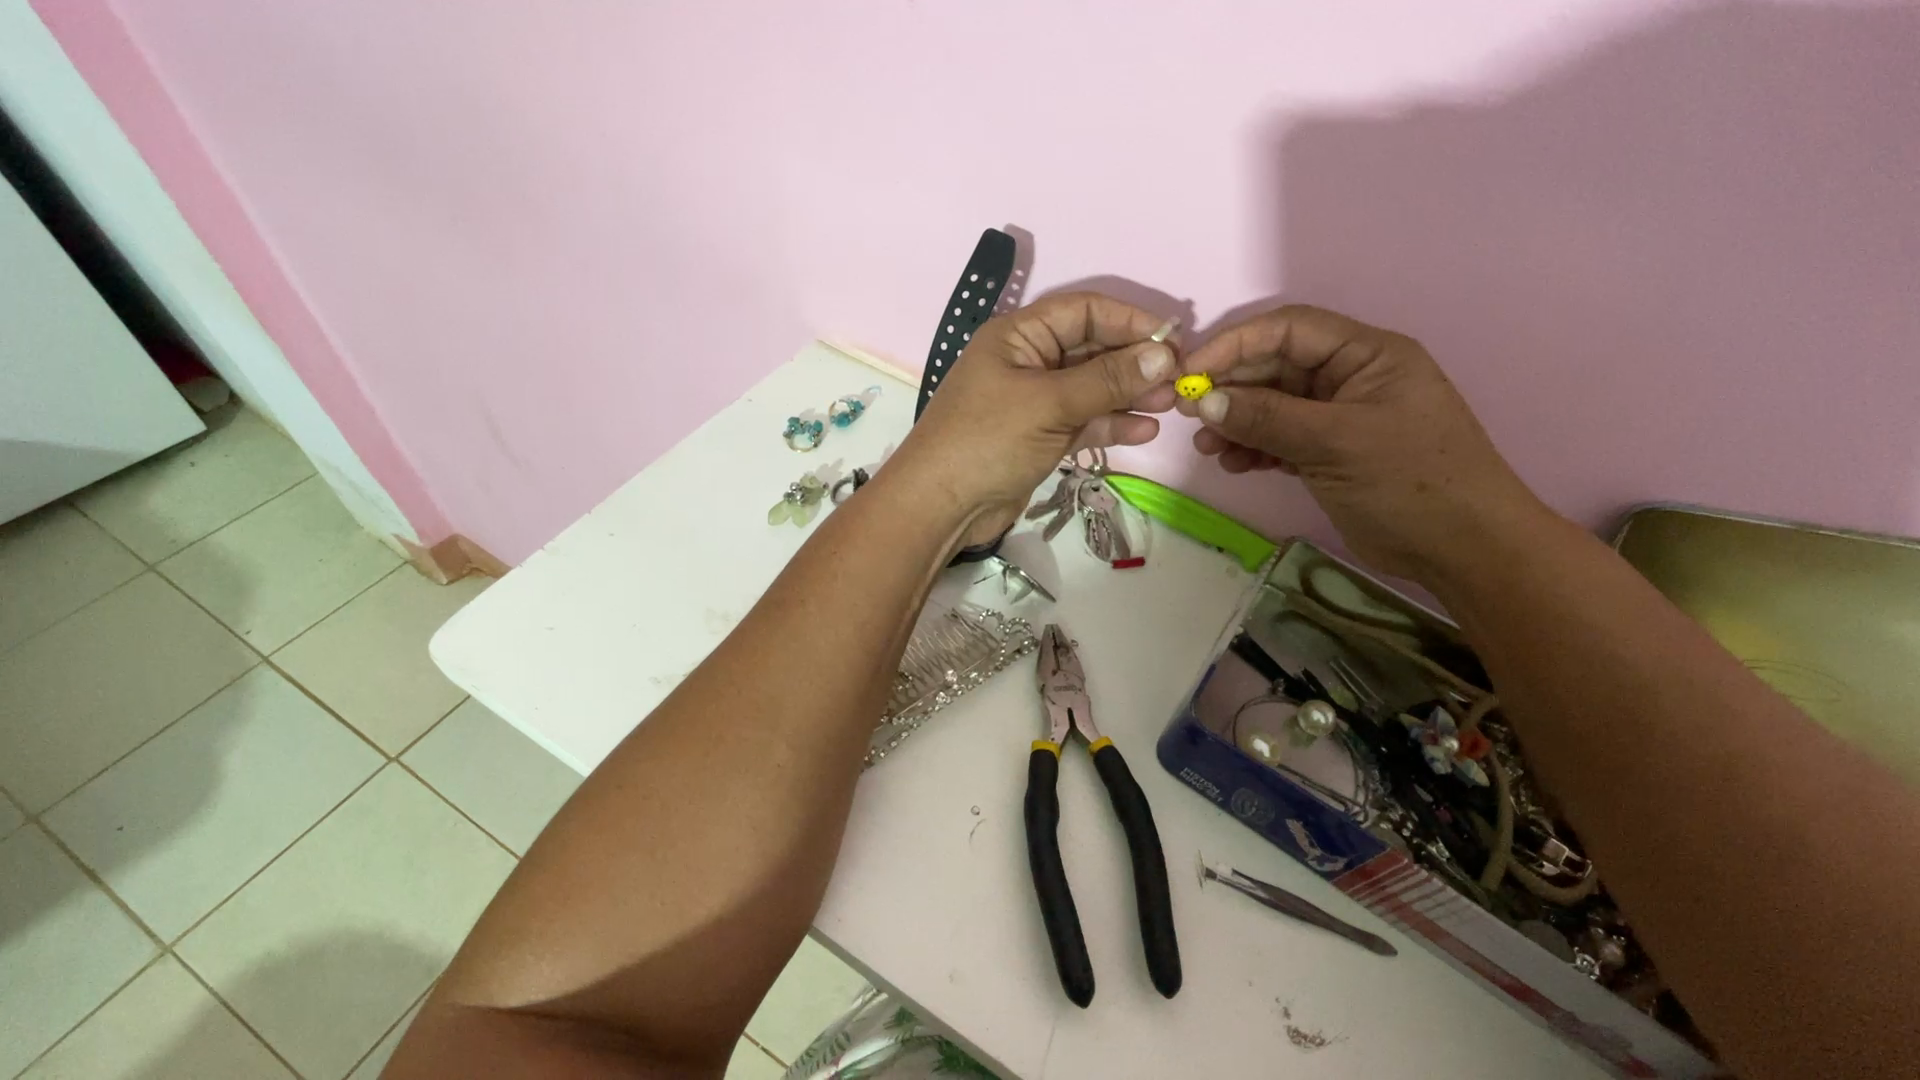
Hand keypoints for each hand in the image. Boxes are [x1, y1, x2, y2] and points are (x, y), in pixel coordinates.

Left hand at [891, 292, 1178, 548]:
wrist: (940, 507)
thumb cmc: (986, 442)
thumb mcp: (1048, 404)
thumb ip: (1106, 380)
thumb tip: (1163, 357)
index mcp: (1018, 335)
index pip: (1084, 311)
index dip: (1129, 321)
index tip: (1173, 340)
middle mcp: (1027, 361)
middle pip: (1091, 348)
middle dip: (1134, 361)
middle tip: (1178, 378)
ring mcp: (1034, 401)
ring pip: (1092, 387)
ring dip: (1129, 394)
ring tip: (1170, 403)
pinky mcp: (1040, 437)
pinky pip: (1084, 421)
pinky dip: (1111, 424)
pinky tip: (1145, 430)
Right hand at [1178, 304, 1548, 582]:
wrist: (1463, 549)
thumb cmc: (1410, 481)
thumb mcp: (1336, 442)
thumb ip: (1267, 418)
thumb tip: (1203, 402)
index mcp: (1366, 354)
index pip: (1288, 329)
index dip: (1235, 344)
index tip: (1190, 371)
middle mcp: (1350, 377)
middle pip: (1275, 367)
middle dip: (1230, 387)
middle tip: (1185, 412)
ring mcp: (1339, 417)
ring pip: (1272, 406)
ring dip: (1236, 422)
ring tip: (1206, 448)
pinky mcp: (1329, 454)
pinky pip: (1279, 439)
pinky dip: (1253, 448)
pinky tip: (1232, 463)